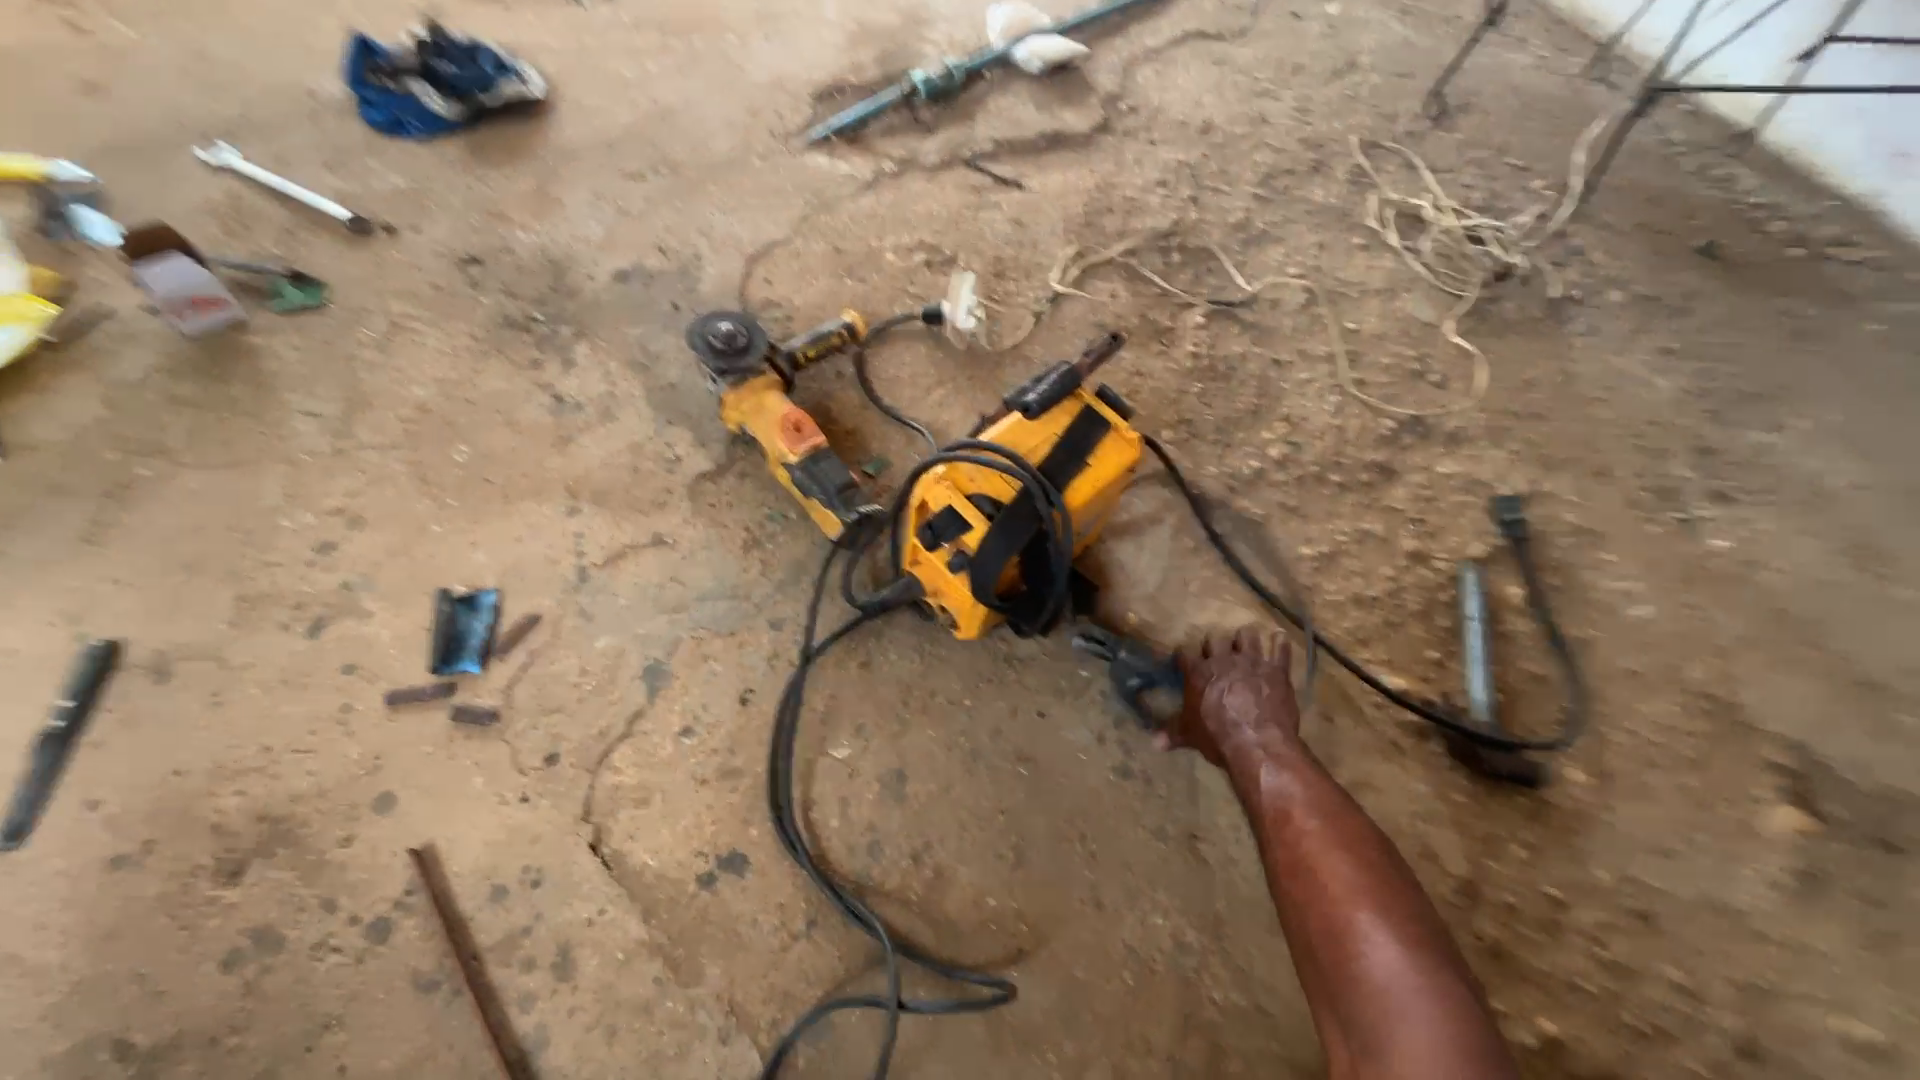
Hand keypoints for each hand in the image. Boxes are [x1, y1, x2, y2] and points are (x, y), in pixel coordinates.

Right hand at [1158, 627, 1300, 767]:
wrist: (1257, 743)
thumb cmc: (1217, 737)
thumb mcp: (1190, 735)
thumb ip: (1172, 733)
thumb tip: (1154, 743)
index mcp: (1198, 673)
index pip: (1185, 653)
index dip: (1185, 655)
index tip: (1185, 659)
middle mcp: (1223, 661)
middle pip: (1215, 638)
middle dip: (1215, 644)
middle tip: (1218, 653)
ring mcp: (1251, 662)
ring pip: (1247, 636)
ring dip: (1246, 638)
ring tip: (1246, 644)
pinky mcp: (1276, 670)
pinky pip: (1280, 649)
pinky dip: (1280, 643)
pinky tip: (1279, 638)